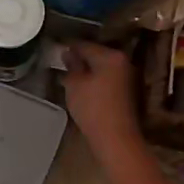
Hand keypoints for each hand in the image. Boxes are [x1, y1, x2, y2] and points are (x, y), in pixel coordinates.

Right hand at [63, 41, 143, 160]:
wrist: (116, 138)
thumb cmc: (92, 107)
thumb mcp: (74, 84)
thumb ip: (71, 65)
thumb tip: (68, 53)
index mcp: (111, 55)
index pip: (85, 44)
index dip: (68, 46)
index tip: (56, 48)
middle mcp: (123, 62)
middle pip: (96, 55)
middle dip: (80, 58)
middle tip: (62, 64)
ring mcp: (128, 77)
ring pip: (102, 68)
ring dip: (88, 71)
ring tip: (70, 76)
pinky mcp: (128, 92)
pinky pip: (108, 79)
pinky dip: (96, 81)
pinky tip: (84, 88)